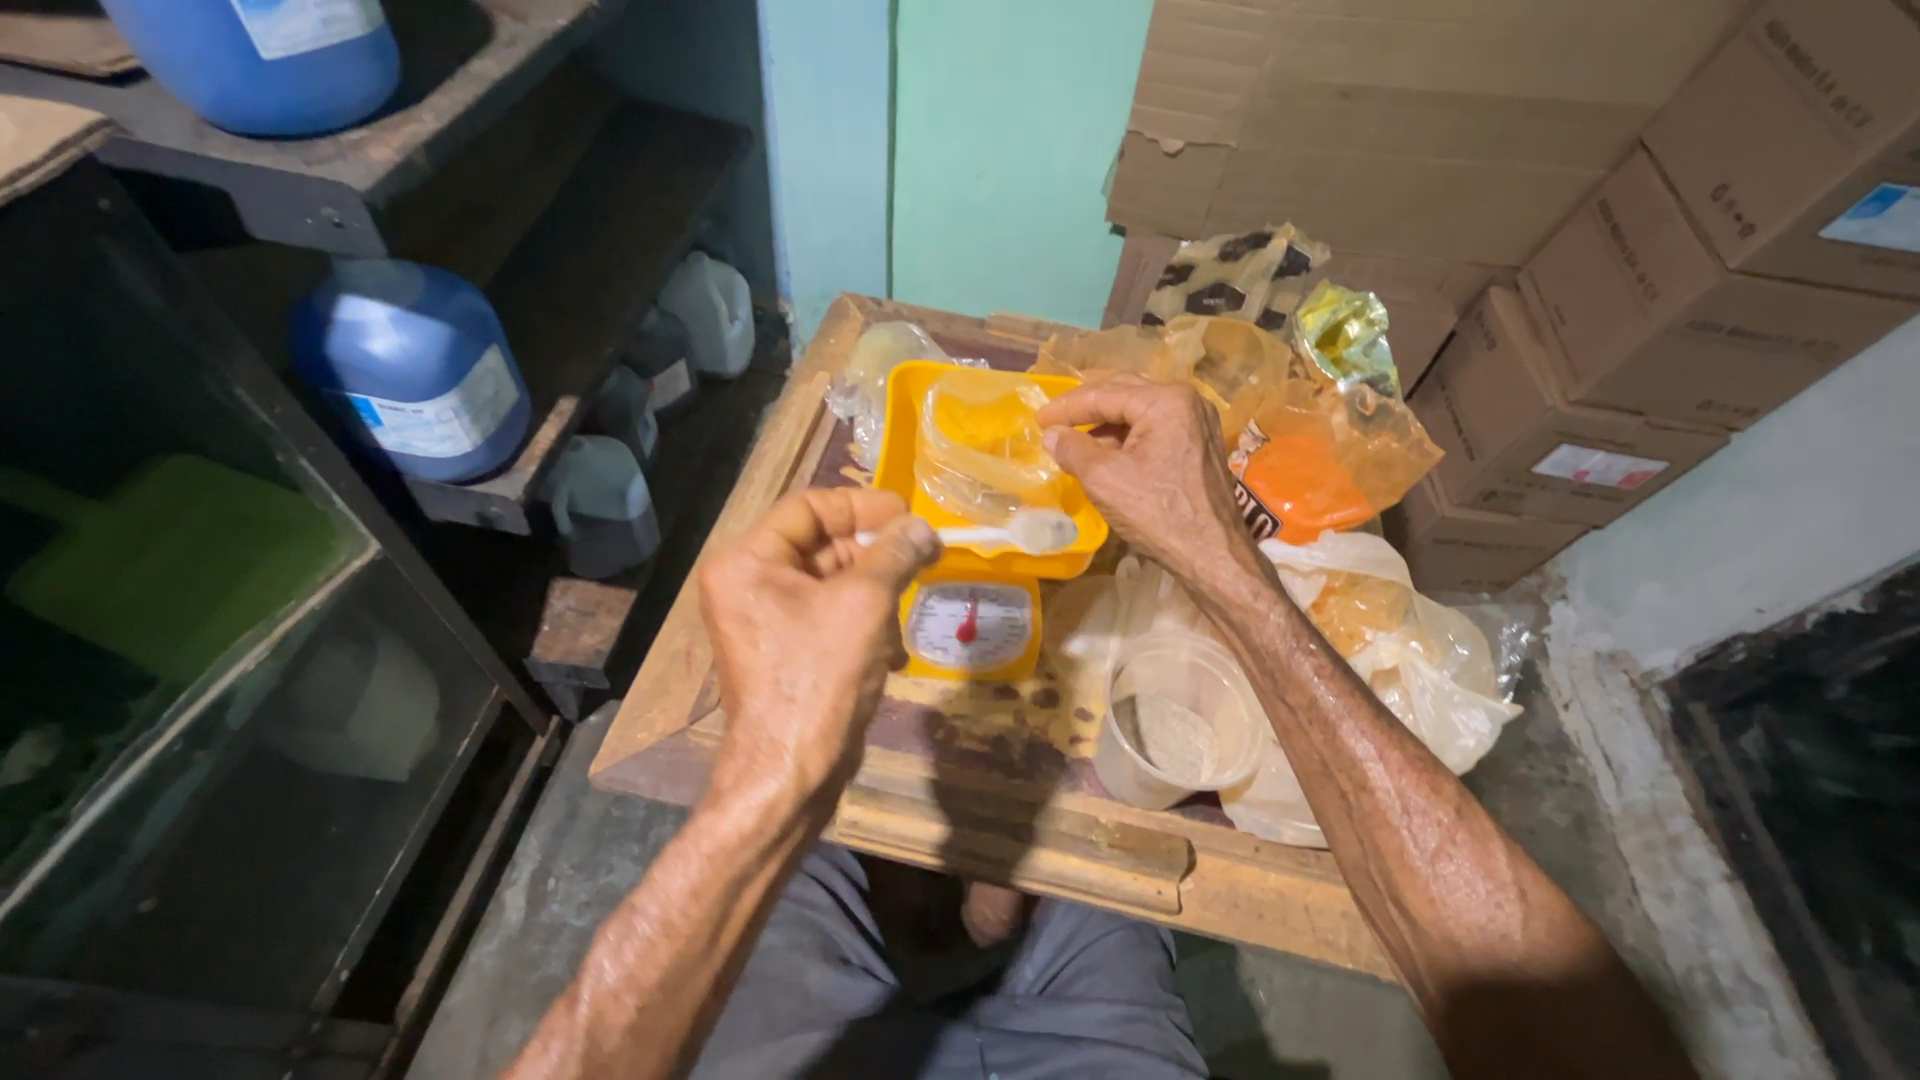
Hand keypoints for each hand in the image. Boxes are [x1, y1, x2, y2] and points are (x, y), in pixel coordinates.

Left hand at [698, 489, 939, 812]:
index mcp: (748, 562)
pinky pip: (831, 616)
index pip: (809, 507)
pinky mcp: (787, 651)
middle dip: (875, 558)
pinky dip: (864, 625)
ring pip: (834, 582)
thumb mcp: (865, 603)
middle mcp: (749, 585)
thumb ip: (895, 552)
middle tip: (922, 561)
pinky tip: (888, 653)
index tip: (909, 516)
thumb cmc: (821, 678)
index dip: (862, 507)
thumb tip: (923, 526)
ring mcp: (766, 621)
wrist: (793, 772)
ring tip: (899, 622)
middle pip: (823, 544)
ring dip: (876, 597)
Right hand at [1037, 375, 1260, 592]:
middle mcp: (1187, 401)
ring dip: (1105, 422)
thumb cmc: (1157, 513)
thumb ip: (1073, 449)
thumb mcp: (1104, 479)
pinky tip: (1104, 451)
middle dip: (1086, 406)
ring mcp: (1197, 422)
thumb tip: (1052, 435)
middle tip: (1054, 419)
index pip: (1105, 393)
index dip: (1067, 406)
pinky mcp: (1199, 445)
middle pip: (1124, 392)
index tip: (1039, 419)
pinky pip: (1154, 427)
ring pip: (1140, 410)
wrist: (1210, 553)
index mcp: (1166, 401)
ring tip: (1074, 437)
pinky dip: (1126, 435)